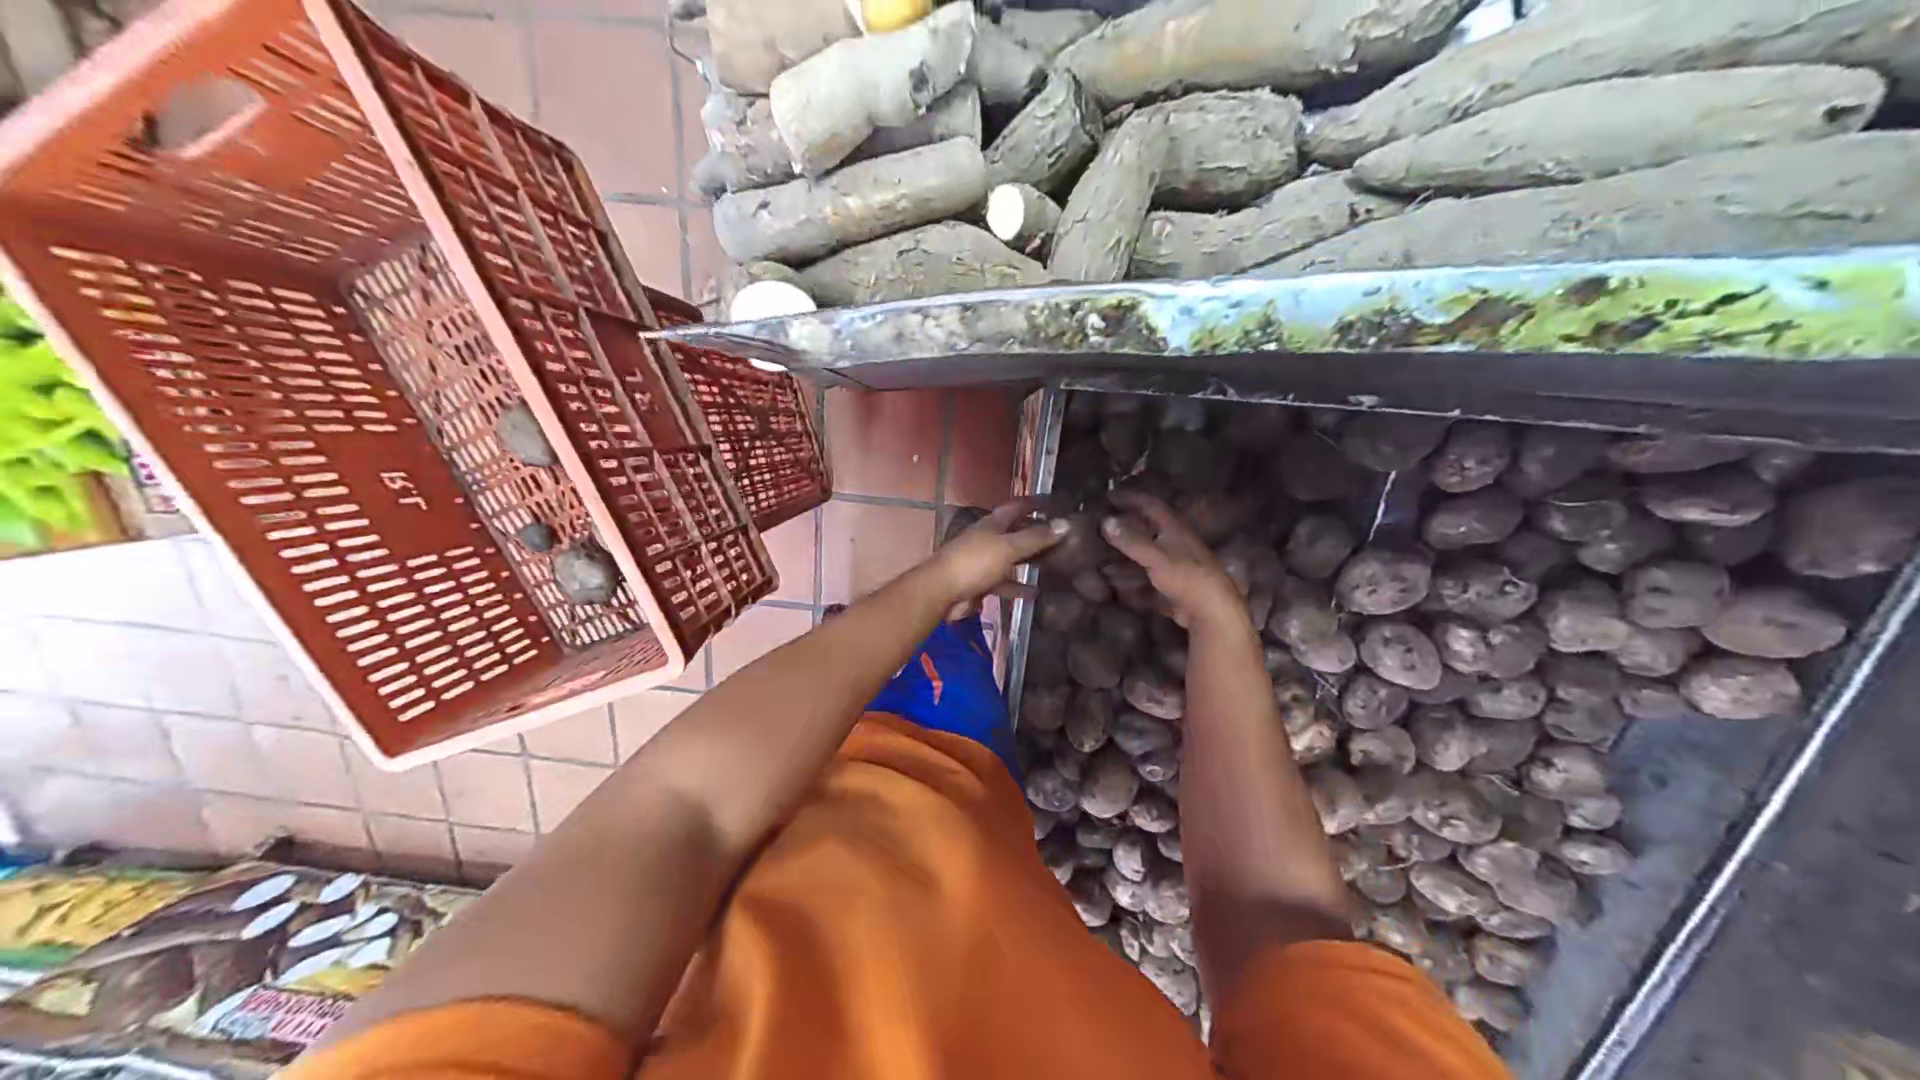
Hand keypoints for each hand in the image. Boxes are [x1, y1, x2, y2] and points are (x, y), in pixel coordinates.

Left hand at [928, 499, 1067, 615]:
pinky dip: (1019, 588)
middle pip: (1015, 533)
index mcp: (992, 524)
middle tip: (1061, 537)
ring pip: (1011, 560)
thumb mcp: (1008, 547)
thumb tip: (1065, 524)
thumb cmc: (975, 562)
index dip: (1034, 503)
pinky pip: (1005, 584)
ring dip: (1029, 562)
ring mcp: (983, 562)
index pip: (1016, 507)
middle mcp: (988, 539)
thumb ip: (1036, 538)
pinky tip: (1036, 593)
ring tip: (1054, 565)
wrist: (943, 591)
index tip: (1054, 502)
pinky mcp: (982, 583)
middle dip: (1035, 533)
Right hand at [1101, 490, 1244, 631]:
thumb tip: (1105, 521)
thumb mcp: (1156, 556)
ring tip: (1103, 557)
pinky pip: (1147, 577)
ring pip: (1146, 553)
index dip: (1131, 498)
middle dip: (1126, 527)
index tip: (1109, 497)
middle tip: (1102, 526)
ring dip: (1126, 555)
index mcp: (1175, 528)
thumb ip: (1131, 540)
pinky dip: (1131, 578)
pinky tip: (1115, 584)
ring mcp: (1175, 563)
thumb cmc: (1186, 577)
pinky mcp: (1173, 584)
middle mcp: (1176, 541)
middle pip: (1148, 529)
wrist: (1211, 610)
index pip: (1151, 505)